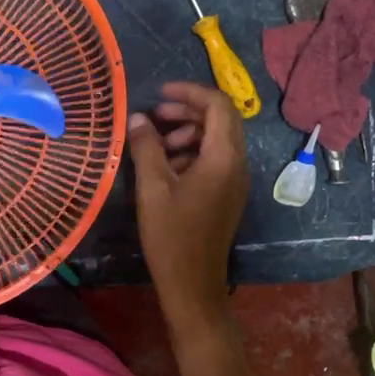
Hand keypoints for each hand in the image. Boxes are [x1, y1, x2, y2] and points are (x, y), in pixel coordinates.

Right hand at [128, 82, 247, 319]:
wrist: (192, 283)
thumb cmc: (171, 235)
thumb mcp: (152, 188)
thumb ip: (146, 148)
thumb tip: (137, 118)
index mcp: (223, 158)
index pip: (218, 105)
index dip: (190, 92)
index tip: (159, 93)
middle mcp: (237, 164)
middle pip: (221, 119)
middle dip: (188, 109)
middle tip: (154, 115)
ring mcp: (234, 180)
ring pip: (218, 139)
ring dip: (188, 131)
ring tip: (156, 144)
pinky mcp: (227, 193)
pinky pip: (215, 158)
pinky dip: (192, 151)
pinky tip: (166, 167)